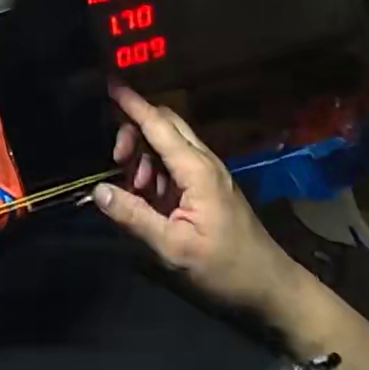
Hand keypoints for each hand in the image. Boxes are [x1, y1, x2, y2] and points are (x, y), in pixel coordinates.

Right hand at [94, 83, 290, 313]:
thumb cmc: (225, 268)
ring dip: (142, 156)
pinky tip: (145, 198)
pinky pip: (172, 165)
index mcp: (197, 170)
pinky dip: (152, 172)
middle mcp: (203, 162)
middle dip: (133, 130)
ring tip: (132, 190)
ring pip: (166, 144)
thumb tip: (98, 190)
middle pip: (164, 124)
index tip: (109, 82)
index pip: (158, 125)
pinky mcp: (205, 187)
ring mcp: (206, 173)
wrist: (270, 287)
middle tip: (115, 159)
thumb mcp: (173, 248)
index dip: (131, 103)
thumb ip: (134, 216)